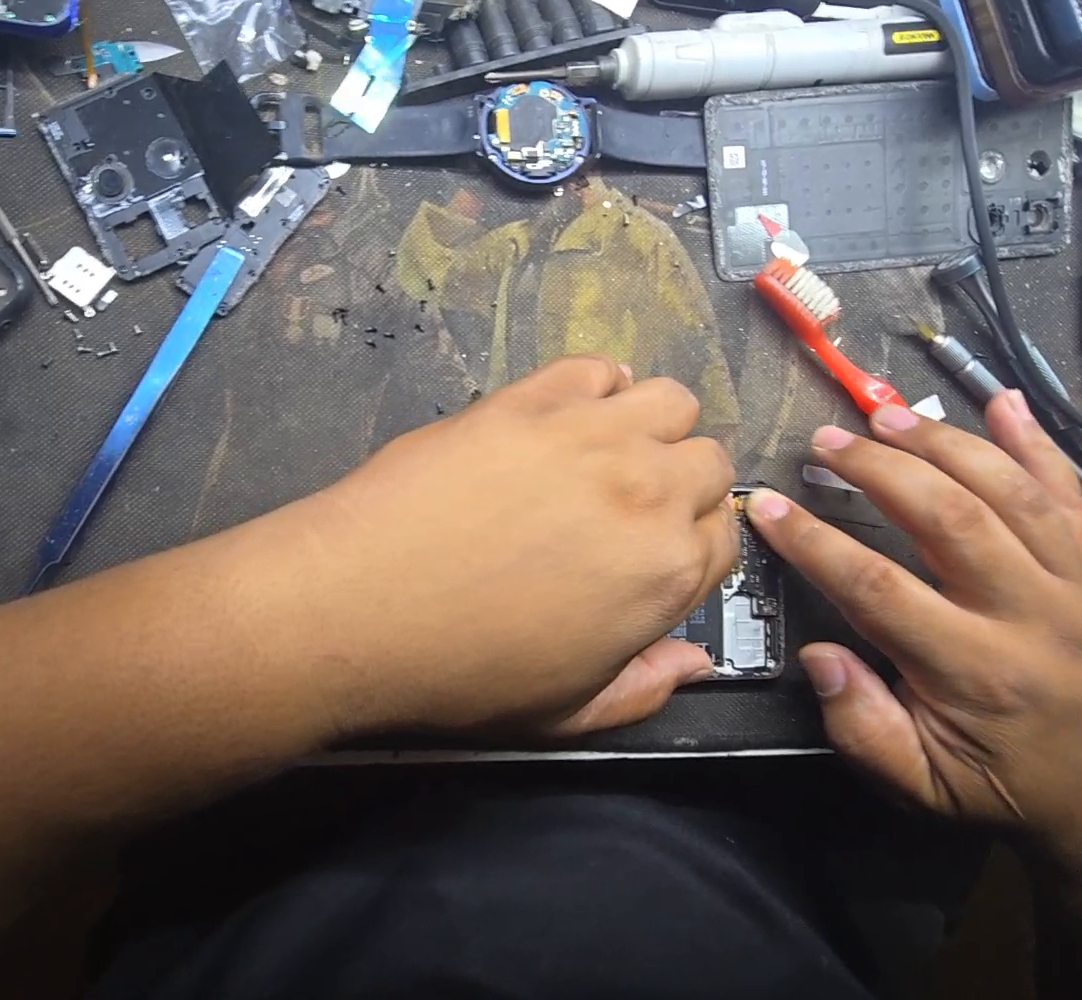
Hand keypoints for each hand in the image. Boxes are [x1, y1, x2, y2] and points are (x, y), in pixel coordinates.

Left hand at [291, 356, 735, 736]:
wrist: (358, 605)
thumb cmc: (462, 672)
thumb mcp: (566, 715)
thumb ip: (645, 687)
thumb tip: (697, 660)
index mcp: (666, 570)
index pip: (723, 537)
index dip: (691, 546)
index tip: (652, 553)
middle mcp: (647, 488)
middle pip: (707, 461)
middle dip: (682, 485)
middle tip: (625, 506)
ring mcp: (587, 432)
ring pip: (669, 400)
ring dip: (652, 426)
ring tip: (604, 452)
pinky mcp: (527, 398)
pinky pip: (593, 367)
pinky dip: (594, 386)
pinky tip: (563, 416)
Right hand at [744, 393, 1081, 870]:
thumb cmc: (1006, 791)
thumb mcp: (920, 785)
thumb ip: (860, 726)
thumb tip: (818, 654)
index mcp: (976, 672)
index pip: (878, 587)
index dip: (813, 541)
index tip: (766, 505)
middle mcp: (1031, 617)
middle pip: (949, 517)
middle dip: (878, 469)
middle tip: (824, 443)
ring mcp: (1076, 588)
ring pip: (1009, 493)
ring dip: (944, 443)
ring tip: (886, 414)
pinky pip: (1070, 497)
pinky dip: (1038, 444)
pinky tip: (1004, 404)